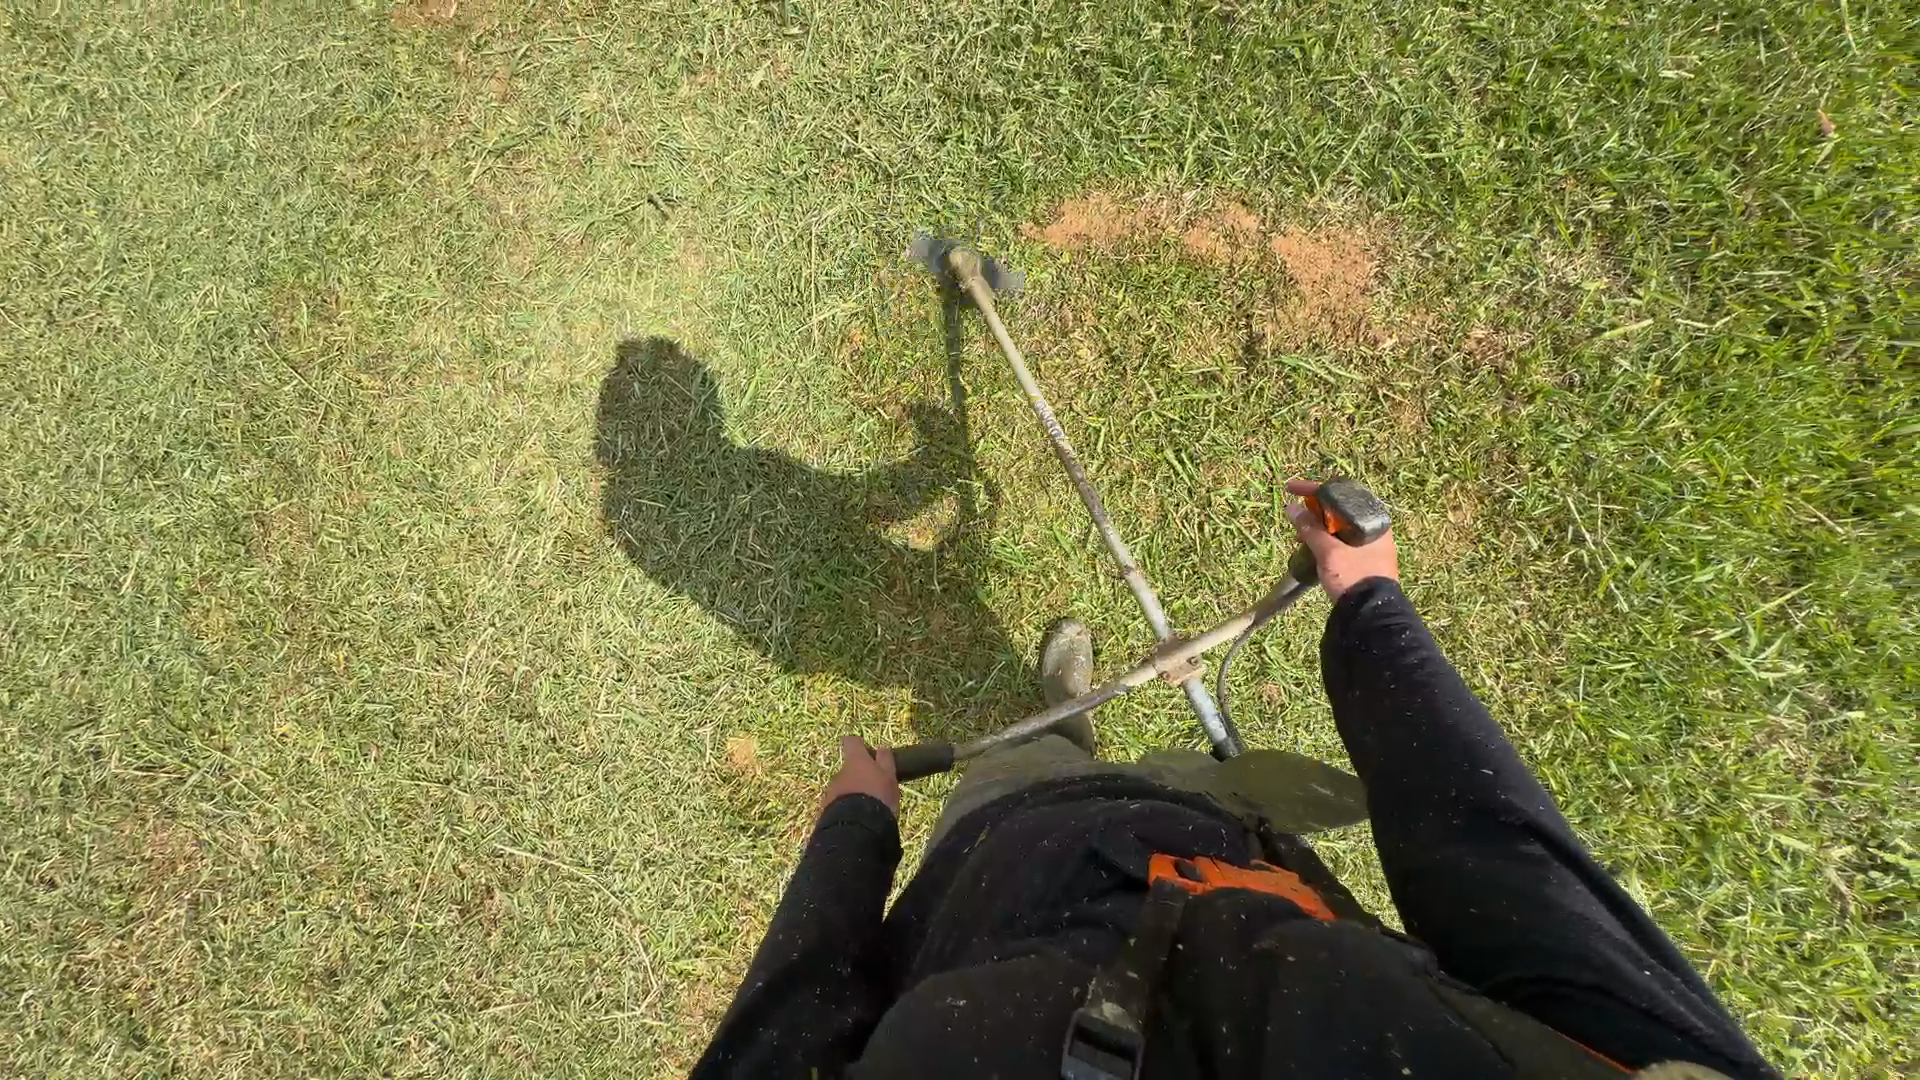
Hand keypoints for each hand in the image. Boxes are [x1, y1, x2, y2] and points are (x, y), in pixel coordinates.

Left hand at [818, 736, 899, 817]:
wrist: (856, 831)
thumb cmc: (878, 798)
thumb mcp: (889, 778)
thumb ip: (885, 761)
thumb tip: (881, 749)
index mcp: (855, 761)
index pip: (852, 742)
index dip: (860, 745)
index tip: (869, 753)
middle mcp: (840, 773)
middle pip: (849, 768)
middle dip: (859, 776)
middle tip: (875, 789)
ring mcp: (831, 792)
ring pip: (844, 787)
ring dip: (853, 794)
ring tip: (868, 809)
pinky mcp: (826, 810)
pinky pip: (838, 805)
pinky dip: (847, 808)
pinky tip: (858, 820)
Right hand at [1284, 478, 1398, 601]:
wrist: (1371, 613)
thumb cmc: (1353, 577)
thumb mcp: (1329, 551)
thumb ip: (1310, 528)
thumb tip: (1292, 508)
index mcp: (1373, 521)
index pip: (1341, 495)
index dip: (1313, 489)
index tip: (1291, 488)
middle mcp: (1374, 529)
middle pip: (1339, 510)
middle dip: (1313, 510)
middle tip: (1295, 516)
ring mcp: (1370, 545)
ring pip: (1338, 526)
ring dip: (1316, 527)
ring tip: (1299, 537)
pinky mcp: (1363, 560)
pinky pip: (1340, 541)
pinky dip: (1323, 540)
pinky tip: (1310, 548)